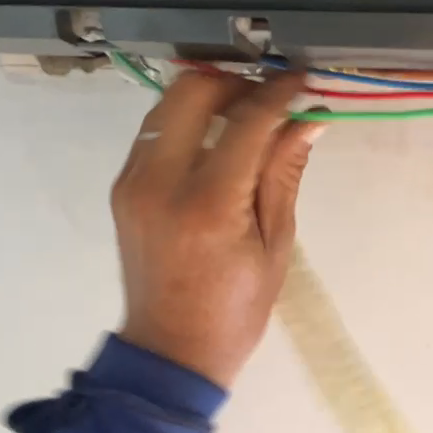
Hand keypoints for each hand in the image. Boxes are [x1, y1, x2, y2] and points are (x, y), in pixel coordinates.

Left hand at [111, 71, 321, 387]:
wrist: (168, 353)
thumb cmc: (235, 307)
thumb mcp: (275, 241)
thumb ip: (284, 171)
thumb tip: (310, 118)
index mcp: (207, 204)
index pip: (246, 121)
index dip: (278, 92)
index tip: (301, 79)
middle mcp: (160, 182)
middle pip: (192, 92)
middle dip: (236, 84)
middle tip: (267, 99)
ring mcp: (133, 181)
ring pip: (168, 103)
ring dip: (209, 97)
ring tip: (245, 116)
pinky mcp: (122, 186)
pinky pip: (155, 130)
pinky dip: (187, 120)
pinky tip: (215, 140)